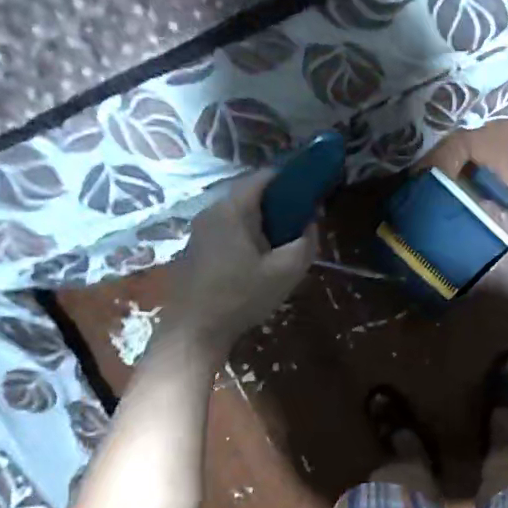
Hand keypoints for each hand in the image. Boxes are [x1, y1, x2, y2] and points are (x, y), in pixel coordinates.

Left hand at [167, 171, 316, 348]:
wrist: (194, 329)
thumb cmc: (241, 296)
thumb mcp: (286, 272)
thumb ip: (305, 242)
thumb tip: (311, 222)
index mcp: (232, 210)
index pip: (263, 178)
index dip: (290, 178)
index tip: (312, 186)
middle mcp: (211, 212)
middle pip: (251, 196)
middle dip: (280, 202)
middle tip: (305, 218)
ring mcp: (200, 231)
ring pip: (240, 215)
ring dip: (265, 222)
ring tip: (288, 240)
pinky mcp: (198, 249)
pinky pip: (230, 231)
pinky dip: (250, 235)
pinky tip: (264, 257)